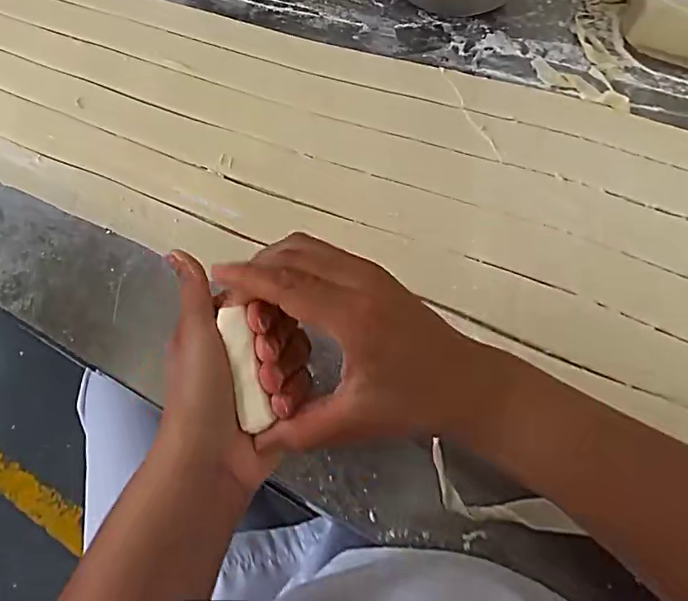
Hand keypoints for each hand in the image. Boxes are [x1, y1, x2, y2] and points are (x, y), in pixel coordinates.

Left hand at [154, 250, 312, 493]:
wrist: (210, 461)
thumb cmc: (196, 393)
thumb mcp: (193, 334)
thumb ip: (193, 290)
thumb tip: (176, 252)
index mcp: (219, 327)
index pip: (257, 299)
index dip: (264, 310)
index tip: (257, 326)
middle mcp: (243, 348)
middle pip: (282, 324)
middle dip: (277, 345)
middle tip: (262, 363)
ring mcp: (264, 376)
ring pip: (297, 353)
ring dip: (285, 372)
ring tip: (268, 391)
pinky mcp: (284, 403)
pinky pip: (305, 384)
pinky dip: (294, 396)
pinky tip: (279, 409)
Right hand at [214, 233, 499, 453]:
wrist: (467, 382)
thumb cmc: (415, 400)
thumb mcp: (356, 420)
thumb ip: (303, 428)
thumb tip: (259, 441)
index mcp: (353, 316)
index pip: (288, 284)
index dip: (249, 278)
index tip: (219, 274)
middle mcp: (358, 281)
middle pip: (292, 254)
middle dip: (257, 269)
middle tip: (239, 300)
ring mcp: (367, 271)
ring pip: (306, 247)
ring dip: (276, 262)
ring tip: (260, 297)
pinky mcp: (371, 272)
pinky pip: (321, 253)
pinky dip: (295, 264)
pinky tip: (289, 295)